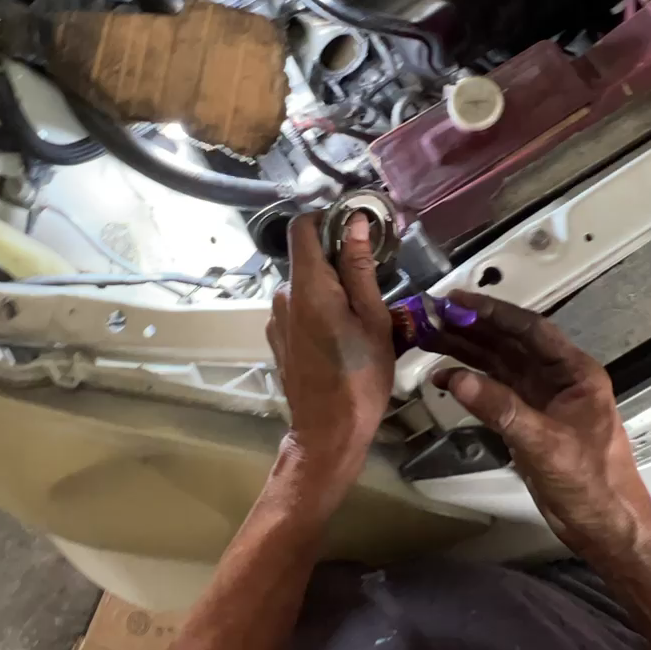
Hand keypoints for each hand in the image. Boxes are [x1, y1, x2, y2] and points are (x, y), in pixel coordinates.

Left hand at [265, 212, 395, 497]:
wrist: (327, 432)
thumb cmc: (360, 376)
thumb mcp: (374, 319)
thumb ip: (360, 267)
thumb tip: (355, 221)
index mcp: (308, 286)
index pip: (302, 226)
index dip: (327, 217)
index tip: (355, 225)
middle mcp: (283, 296)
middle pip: (308, 259)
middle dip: (338, 260)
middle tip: (374, 281)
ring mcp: (276, 320)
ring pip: (306, 286)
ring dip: (331, 289)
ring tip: (362, 316)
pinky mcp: (277, 339)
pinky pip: (299, 309)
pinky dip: (320, 310)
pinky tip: (342, 336)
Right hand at [422, 292, 650, 561]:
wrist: (606, 529)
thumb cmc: (590, 483)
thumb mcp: (546, 444)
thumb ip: (501, 409)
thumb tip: (455, 378)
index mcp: (574, 372)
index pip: (530, 329)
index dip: (493, 312)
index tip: (457, 301)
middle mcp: (556, 378)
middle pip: (509, 343)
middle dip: (471, 328)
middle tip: (432, 315)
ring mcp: (540, 398)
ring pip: (498, 364)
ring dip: (465, 351)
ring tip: (428, 337)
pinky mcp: (526, 420)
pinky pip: (493, 391)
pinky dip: (469, 383)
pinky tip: (443, 379)